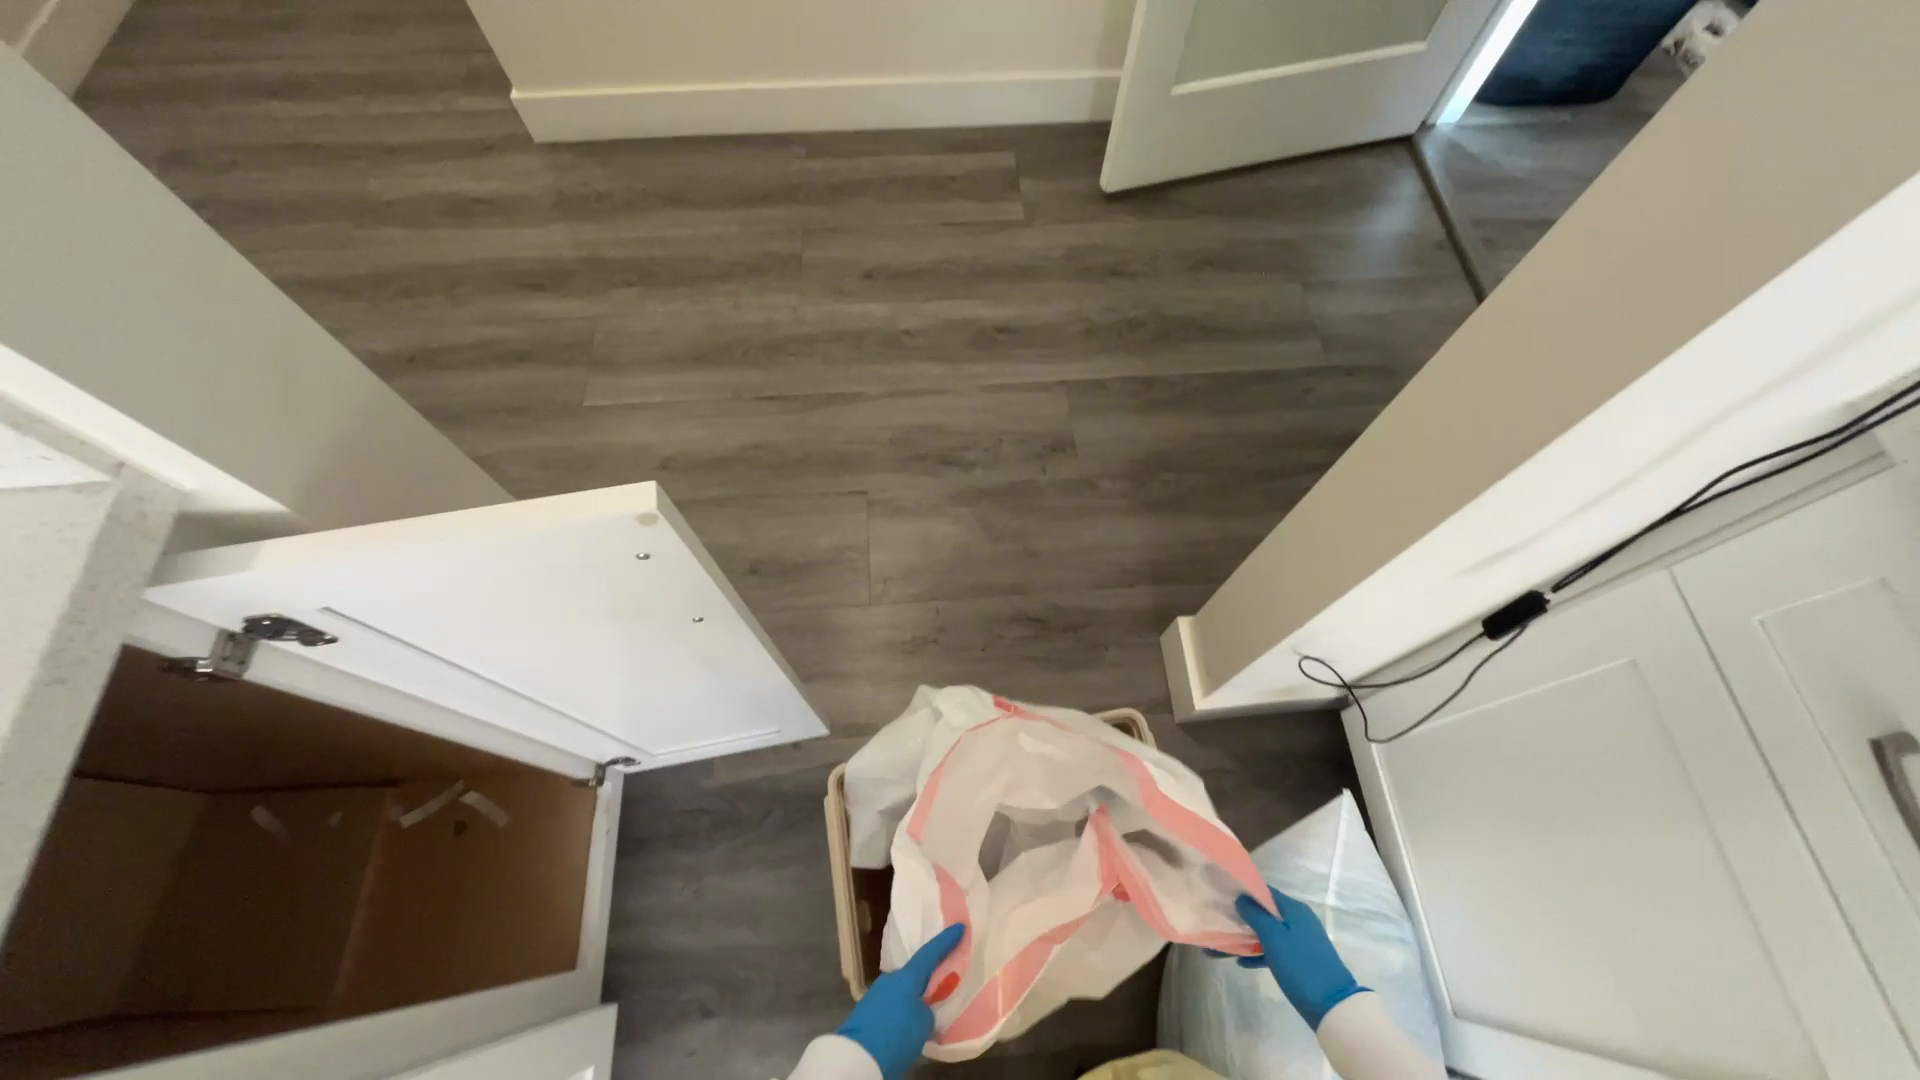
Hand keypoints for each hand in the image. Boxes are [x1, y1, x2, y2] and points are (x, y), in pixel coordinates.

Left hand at [836, 923, 965, 1079]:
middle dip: (928, 976)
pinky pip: (892, 1004)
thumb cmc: (897, 1033)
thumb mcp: (924, 1023)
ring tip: (927, 1007)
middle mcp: (891, 979)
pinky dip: (902, 1009)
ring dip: (914, 996)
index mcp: (907, 976)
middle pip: (914, 972)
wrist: (858, 1057)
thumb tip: (919, 1008)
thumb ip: (926, 1009)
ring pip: (902, 990)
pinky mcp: (867, 1011)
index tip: (959, 926)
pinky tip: (908, 1021)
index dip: (946, 940)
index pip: (931, 953)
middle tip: (943, 978)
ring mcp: (876, 993)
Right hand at [1224, 887, 1366, 1029]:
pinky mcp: (1300, 958)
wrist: (1332, 1005)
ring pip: (1267, 931)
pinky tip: (1241, 962)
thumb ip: (1255, 915)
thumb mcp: (1273, 937)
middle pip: (1264, 911)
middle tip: (1218, 919)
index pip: (1264, 890)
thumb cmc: (1300, 966)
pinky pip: (1274, 948)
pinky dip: (1259, 952)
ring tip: (1223, 944)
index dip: (1242, 889)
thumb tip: (1241, 898)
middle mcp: (1298, 919)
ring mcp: (1300, 939)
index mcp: (1294, 909)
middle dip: (1241, 916)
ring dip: (1246, 936)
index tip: (1221, 893)